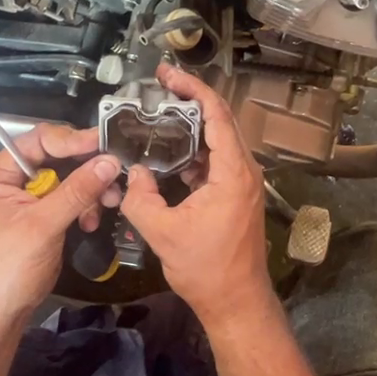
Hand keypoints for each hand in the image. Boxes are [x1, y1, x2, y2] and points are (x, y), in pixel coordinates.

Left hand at [0, 124, 121, 327]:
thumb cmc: (6, 269)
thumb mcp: (43, 226)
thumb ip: (77, 191)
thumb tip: (110, 161)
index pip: (39, 140)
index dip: (73, 140)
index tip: (104, 145)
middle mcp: (11, 179)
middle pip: (57, 157)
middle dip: (86, 169)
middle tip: (114, 176)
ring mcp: (26, 198)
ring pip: (68, 177)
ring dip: (89, 190)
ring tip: (106, 205)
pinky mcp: (40, 215)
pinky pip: (69, 197)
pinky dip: (84, 206)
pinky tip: (90, 222)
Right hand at [121, 65, 270, 323]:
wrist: (237, 302)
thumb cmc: (206, 268)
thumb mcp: (163, 233)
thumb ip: (142, 198)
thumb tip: (132, 173)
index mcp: (233, 171)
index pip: (217, 114)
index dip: (193, 88)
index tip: (168, 74)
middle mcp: (244, 169)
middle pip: (220, 120)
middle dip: (191, 100)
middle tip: (161, 87)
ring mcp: (243, 181)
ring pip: (218, 140)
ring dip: (193, 126)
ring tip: (161, 116)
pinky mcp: (237, 194)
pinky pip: (217, 160)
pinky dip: (195, 151)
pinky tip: (171, 155)